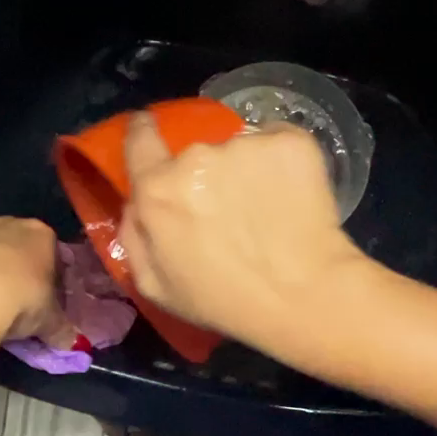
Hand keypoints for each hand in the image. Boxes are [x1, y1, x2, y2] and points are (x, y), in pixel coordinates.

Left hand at [0, 217, 77, 347]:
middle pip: (20, 247)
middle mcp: (10, 224)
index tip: (48, 301)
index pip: (55, 253)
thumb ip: (61, 330)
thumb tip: (70, 341)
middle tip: (19, 302)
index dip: (53, 279)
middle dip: (21, 270)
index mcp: (42, 235)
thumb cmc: (21, 300)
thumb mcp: (49, 322)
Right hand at [120, 113, 369, 343]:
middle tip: (228, 213)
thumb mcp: (155, 287)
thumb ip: (133, 237)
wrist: (303, 296)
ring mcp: (246, 144)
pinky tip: (291, 198)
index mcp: (157, 191)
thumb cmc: (224, 302)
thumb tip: (134, 204)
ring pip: (238, 149)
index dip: (143, 134)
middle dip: (205, 176)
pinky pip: (276, 143)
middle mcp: (196, 157)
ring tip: (265, 211)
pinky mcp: (290, 141)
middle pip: (194, 154)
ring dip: (246, 171)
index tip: (150, 133)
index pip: (139, 140)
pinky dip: (281, 164)